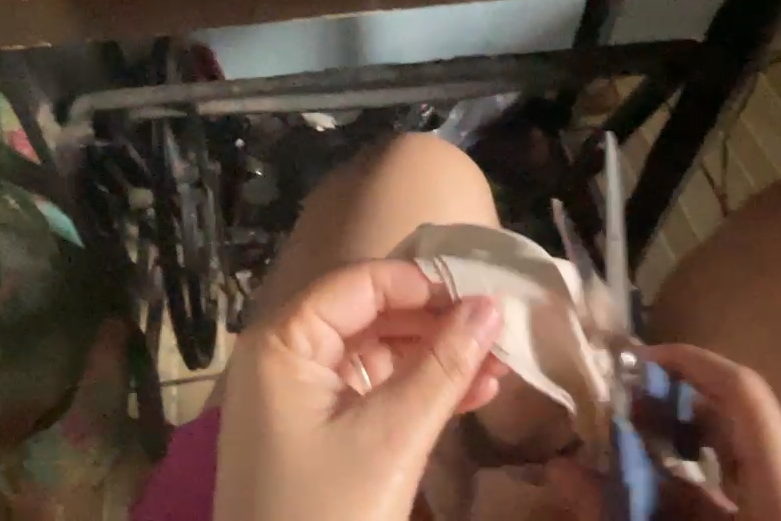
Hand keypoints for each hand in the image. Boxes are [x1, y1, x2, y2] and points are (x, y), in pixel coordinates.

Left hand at [215, 260, 507, 520]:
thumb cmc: (329, 517)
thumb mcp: (391, 439)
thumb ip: (442, 367)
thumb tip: (492, 306)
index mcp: (283, 340)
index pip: (359, 283)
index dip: (421, 284)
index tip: (481, 297)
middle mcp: (285, 354)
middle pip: (369, 314)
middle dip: (435, 324)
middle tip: (497, 333)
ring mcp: (299, 393)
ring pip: (376, 353)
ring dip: (435, 359)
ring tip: (497, 364)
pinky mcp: (317, 429)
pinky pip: (372, 390)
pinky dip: (417, 391)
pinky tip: (473, 392)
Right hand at [545, 344, 780, 520]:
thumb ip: (620, 510)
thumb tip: (559, 469)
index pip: (742, 391)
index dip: (691, 362)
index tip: (635, 361)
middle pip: (727, 423)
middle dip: (667, 408)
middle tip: (615, 404)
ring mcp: (777, 516)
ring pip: (719, 468)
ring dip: (665, 456)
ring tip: (614, 451)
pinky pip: (719, 505)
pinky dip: (678, 495)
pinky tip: (636, 501)